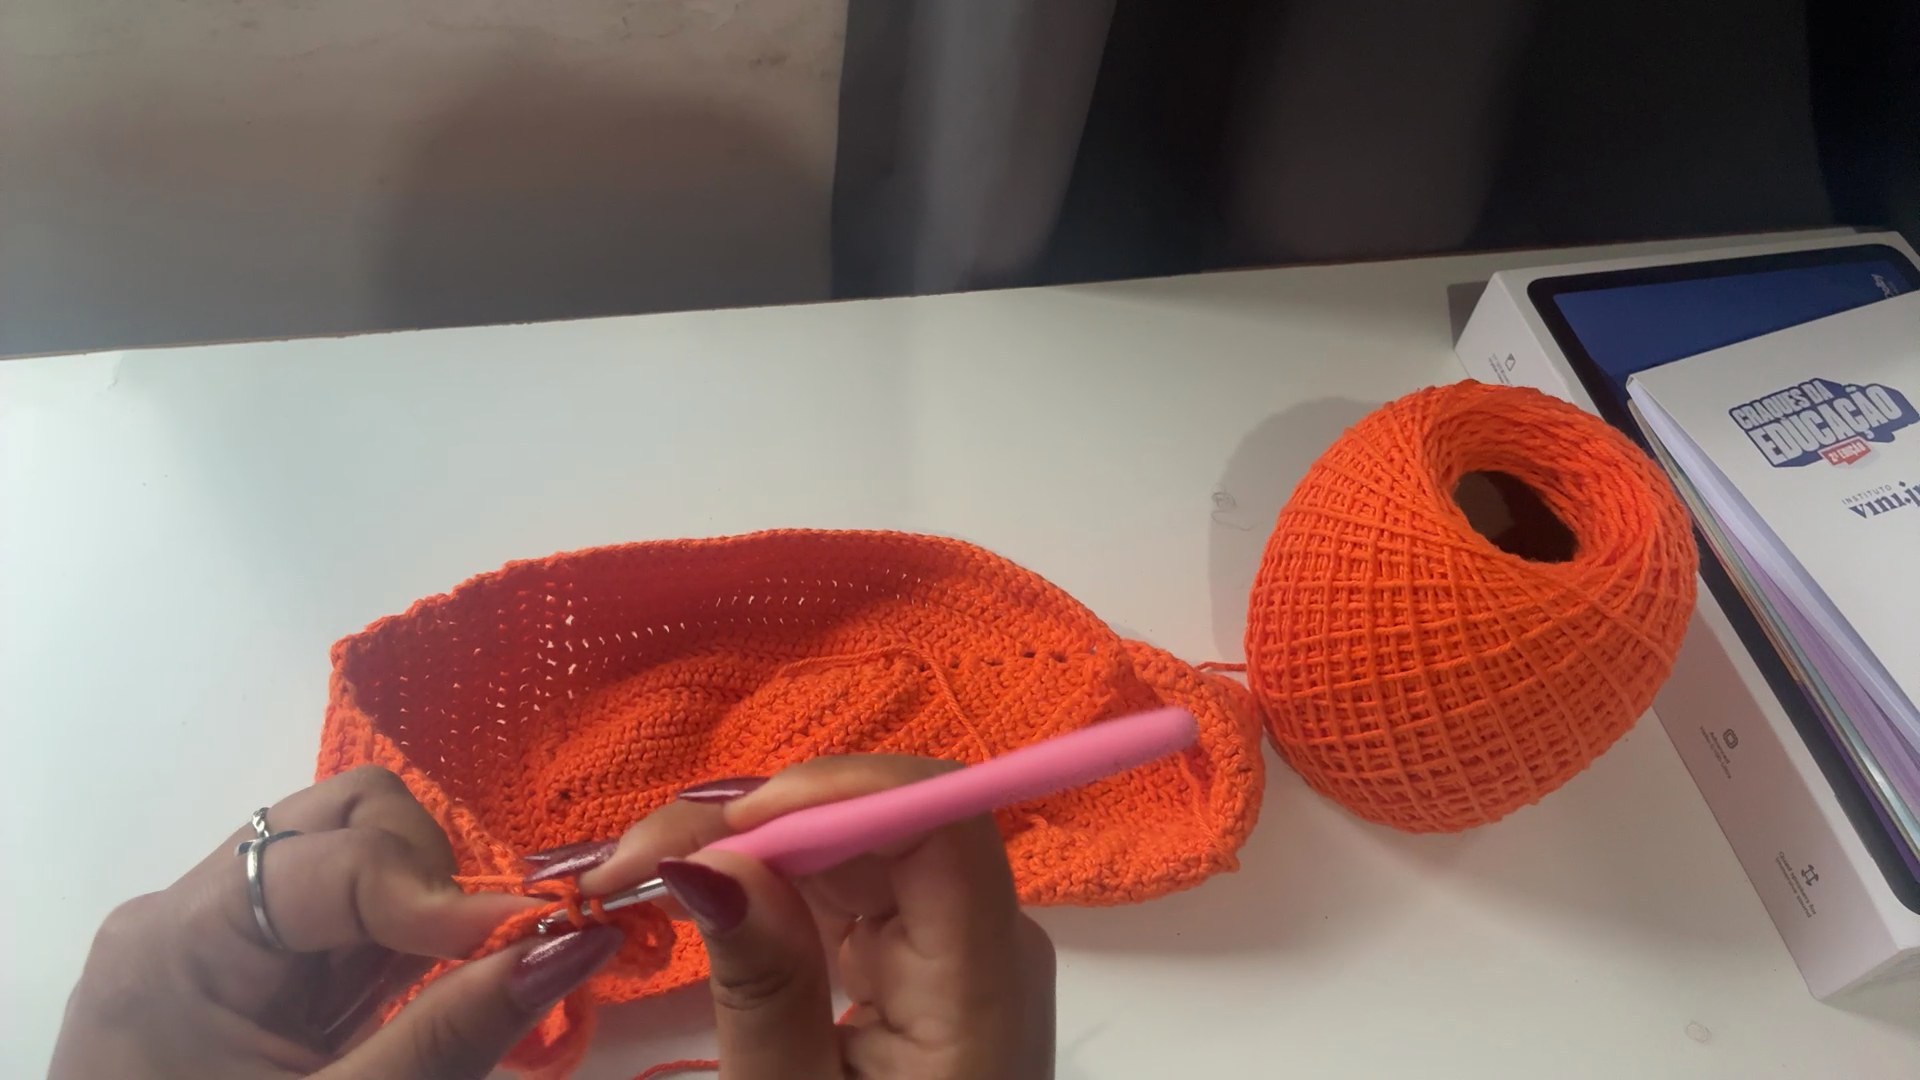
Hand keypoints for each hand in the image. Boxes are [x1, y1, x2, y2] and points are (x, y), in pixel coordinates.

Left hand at [50, 766, 624, 1079]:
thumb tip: (585, 938)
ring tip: (417, 984)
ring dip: (426, 900)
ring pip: (373, 837)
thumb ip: (456, 1028)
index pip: (350, 854)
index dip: (443, 896)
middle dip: (433, 873)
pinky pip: (371, 886)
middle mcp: (195, 903)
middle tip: (459, 952)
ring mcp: (227, 918)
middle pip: (357, 811)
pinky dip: (411, 925)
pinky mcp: (263, 943)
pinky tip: (391, 994)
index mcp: (178, 940)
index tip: (520, 944)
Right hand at [579, 755, 1055, 1078]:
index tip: (726, 822)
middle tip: (640, 853)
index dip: (838, 792)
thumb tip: (711, 859)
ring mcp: (957, 931)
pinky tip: (714, 886)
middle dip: (768, 817)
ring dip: (760, 841)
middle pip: (890, 819)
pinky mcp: (924, 943)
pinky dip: (780, 875)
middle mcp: (987, 930)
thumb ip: (764, 991)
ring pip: (863, 837)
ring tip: (650, 867)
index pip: (942, 822)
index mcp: (984, 980)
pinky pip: (857, 878)